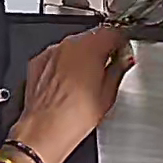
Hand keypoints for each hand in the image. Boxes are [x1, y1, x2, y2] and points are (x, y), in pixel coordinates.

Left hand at [8, 26, 133, 162]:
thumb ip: (118, 70)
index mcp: (91, 48)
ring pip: (74, 46)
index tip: (123, 51)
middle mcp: (70, 45)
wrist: (45, 130)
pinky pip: (57, 56)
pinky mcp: (39, 62)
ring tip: (87, 80)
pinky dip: (64, 64)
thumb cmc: (74, 115)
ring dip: (82, 57)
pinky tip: (69, 84)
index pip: (113, 33)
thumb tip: (122, 62)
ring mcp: (52, 52)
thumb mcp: (108, 94)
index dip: (121, 42)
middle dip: (102, 49)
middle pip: (92, 37)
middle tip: (108, 67)